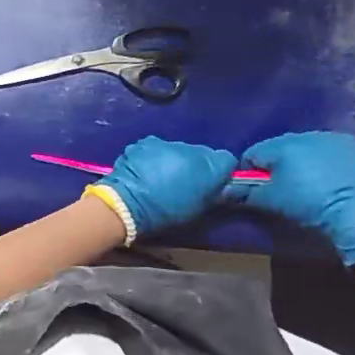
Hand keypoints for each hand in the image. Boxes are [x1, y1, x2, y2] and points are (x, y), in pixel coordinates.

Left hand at [95, 135, 241, 239]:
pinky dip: (155, 157)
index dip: (220, 171)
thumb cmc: (167, 212)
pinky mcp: (146, 142)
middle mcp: (191, 148)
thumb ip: (214, 193)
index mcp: (209, 165)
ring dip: (175, 160)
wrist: (127, 203)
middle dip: (196, 165)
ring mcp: (166, 143)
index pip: (226, 160)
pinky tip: (146, 170)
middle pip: (201, 153)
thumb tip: (223, 186)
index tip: (212, 183)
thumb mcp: (198, 208)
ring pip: (179, 149)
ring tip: (162, 177)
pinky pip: (157, 148)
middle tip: (185, 182)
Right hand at [235, 131, 354, 264]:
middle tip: (280, 188)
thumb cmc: (310, 205)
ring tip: (306, 184)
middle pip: (279, 148)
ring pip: (304, 148)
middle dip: (276, 165)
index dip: (250, 171)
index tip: (254, 188)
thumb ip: (246, 193)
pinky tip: (328, 180)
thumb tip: (226, 190)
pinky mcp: (353, 146)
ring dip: (301, 162)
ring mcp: (331, 138)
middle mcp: (305, 135)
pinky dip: (323, 161)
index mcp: (281, 145)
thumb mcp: (272, 202)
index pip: (252, 153)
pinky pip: (328, 150)